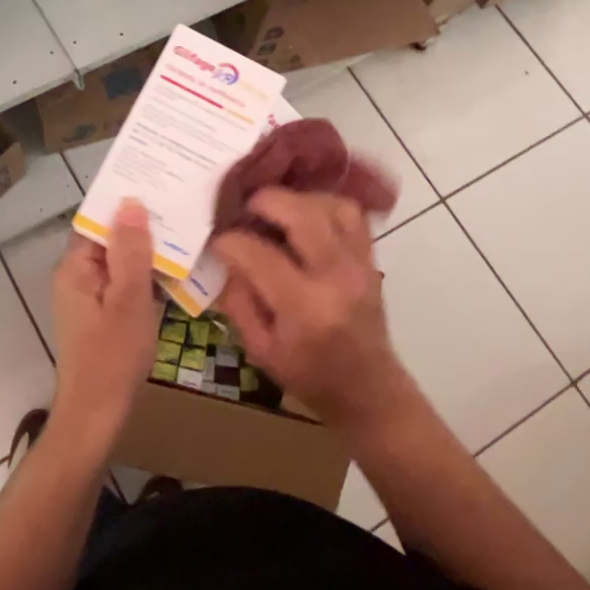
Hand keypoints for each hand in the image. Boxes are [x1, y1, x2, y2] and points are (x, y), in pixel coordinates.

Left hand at [49, 201, 159, 439]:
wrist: (97, 414)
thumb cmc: (113, 356)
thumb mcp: (129, 299)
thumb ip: (131, 250)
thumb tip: (130, 202)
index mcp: (75, 268)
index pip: (98, 220)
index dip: (125, 203)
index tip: (159, 186)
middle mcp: (77, 277)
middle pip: (110, 239)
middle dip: (143, 225)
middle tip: (182, 208)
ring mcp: (89, 297)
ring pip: (120, 262)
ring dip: (148, 252)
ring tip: (186, 234)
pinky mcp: (102, 315)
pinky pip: (124, 283)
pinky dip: (146, 276)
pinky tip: (175, 273)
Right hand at [212, 189, 409, 429]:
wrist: (368, 389)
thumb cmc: (309, 375)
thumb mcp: (260, 350)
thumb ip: (238, 302)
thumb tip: (226, 259)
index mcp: (304, 309)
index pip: (260, 255)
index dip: (231, 241)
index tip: (217, 241)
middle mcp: (336, 279)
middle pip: (303, 215)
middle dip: (266, 202)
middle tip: (246, 209)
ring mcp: (360, 264)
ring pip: (332, 206)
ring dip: (299, 200)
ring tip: (276, 211)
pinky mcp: (372, 259)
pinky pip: (353, 214)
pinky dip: (326, 206)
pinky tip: (305, 216)